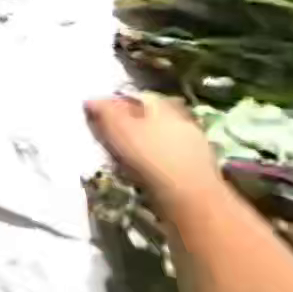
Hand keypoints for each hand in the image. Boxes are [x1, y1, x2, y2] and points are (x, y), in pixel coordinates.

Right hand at [85, 93, 221, 202]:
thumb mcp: (116, 127)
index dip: (118, 101)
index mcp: (163, 107)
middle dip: (133, 121)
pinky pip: (171, 154)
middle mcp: (182, 120)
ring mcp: (196, 144)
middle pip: (152, 116)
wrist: (190, 196)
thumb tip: (92, 99)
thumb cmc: (148, 154)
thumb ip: (103, 110)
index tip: (102, 112)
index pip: (138, 96)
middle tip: (112, 131)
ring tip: (125, 151)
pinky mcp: (200, 166)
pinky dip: (156, 157)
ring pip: (163, 135)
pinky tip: (144, 166)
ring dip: (146, 140)